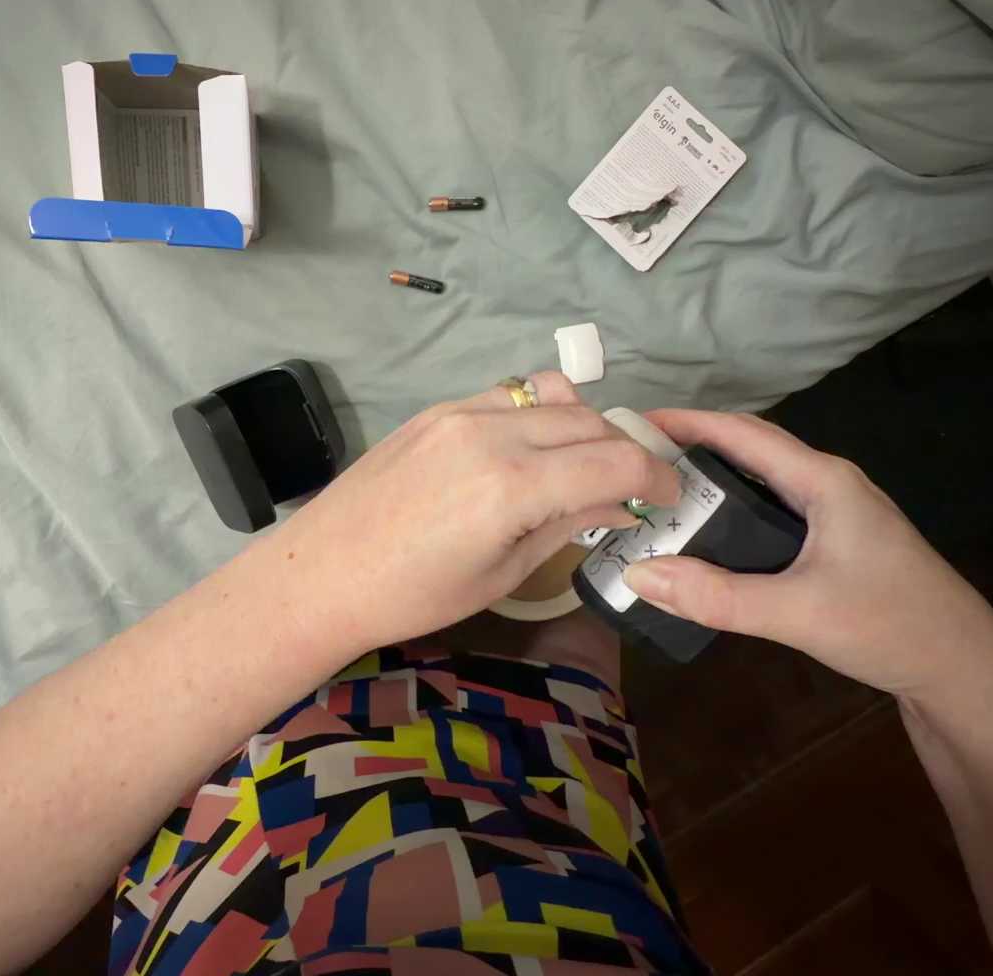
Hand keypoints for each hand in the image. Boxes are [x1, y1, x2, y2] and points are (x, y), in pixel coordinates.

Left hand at [251, 372, 679, 652]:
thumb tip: (622, 502)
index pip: (615, 461)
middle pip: (590, 420)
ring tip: (581, 467)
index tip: (668, 495)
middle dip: (623, 452)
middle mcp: (489, 432)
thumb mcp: (502, 574)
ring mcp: (457, 411)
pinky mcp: (435, 409)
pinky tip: (531, 450)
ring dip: (583, 427)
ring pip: (551, 397)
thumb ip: (567, 524)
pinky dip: (537, 415)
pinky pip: (507, 396)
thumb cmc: (413, 595)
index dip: (656, 476)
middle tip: (629, 488)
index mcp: (510, 486)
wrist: (324, 572)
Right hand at [622, 410, 992, 705]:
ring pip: (760, 476)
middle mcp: (828, 484)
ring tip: (659, 487)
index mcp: (824, 481)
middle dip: (693, 442)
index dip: (688, 421)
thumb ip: (717, 596)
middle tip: (637, 457)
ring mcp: (834, 512)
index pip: (744, 433)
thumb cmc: (891, 628)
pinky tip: (705, 530)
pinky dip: (729, 504)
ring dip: (712, 472)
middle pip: (750, 446)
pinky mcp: (833, 540)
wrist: (966, 674)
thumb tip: (638, 574)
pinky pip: (769, 505)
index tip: (635, 421)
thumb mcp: (798, 612)